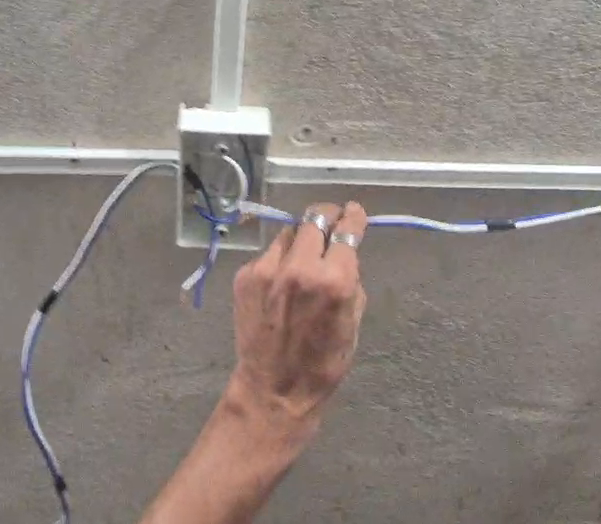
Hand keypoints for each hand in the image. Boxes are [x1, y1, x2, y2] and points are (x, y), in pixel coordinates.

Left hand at [225, 201, 368, 439]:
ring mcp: (269, 269)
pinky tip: (280, 283)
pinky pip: (269, 254)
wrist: (274, 390)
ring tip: (303, 257)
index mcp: (335, 280)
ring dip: (300, 239)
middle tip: (330, 224)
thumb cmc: (323, 363)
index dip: (354, 216)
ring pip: (289, 232)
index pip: (347, 230)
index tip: (354, 211)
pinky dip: (279, 261)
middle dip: (326, 218)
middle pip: (315, 218)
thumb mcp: (353, 321)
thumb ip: (351, 280)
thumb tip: (345, 254)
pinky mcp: (246, 275)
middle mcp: (301, 266)